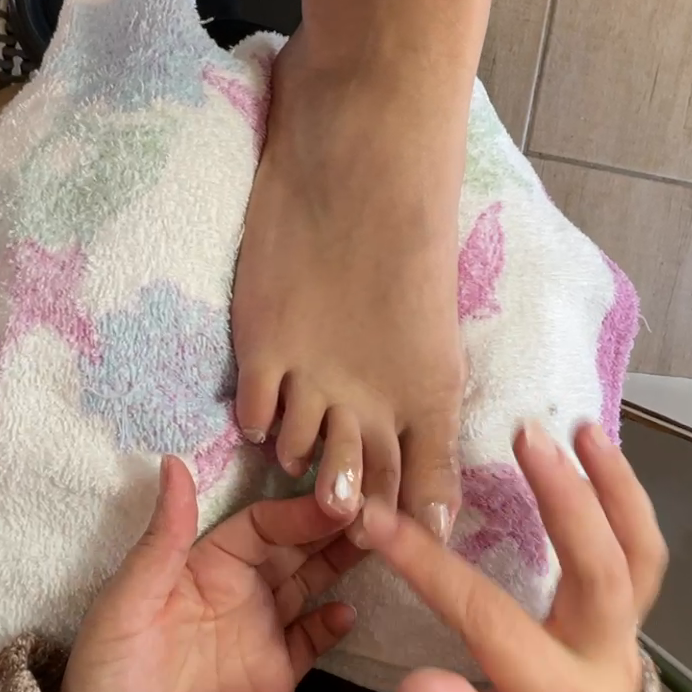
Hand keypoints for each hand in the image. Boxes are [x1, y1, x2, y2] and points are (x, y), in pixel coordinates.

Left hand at [60, 456, 367, 691]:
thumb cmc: (109, 683)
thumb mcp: (127, 605)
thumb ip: (161, 539)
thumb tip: (173, 462)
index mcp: (204, 565)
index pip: (260, 524)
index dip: (296, 511)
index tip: (336, 498)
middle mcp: (239, 590)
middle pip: (293, 547)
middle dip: (330, 527)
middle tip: (375, 509)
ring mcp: (261, 632)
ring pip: (310, 583)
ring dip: (339, 563)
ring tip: (379, 545)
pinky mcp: (277, 676)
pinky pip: (313, 640)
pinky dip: (333, 624)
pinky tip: (349, 612)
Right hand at [233, 34, 468, 536]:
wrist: (365, 157)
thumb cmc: (417, 223)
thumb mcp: (438, 316)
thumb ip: (425, 384)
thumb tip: (418, 423)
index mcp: (432, 389)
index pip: (425, 483)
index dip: (414, 518)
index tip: (401, 534)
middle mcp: (373, 398)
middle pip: (363, 484)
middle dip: (357, 506)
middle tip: (345, 512)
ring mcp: (313, 376)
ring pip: (300, 456)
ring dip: (303, 460)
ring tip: (300, 457)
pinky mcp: (263, 347)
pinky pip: (253, 417)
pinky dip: (258, 421)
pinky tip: (261, 410)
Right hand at [357, 421, 667, 691]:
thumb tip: (418, 686)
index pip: (488, 616)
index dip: (429, 566)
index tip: (380, 520)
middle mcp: (603, 655)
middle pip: (600, 570)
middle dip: (567, 499)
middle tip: (529, 437)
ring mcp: (627, 632)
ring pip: (640, 554)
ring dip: (616, 486)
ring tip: (585, 428)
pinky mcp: (631, 616)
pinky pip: (643, 555)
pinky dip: (627, 501)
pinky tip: (600, 455)